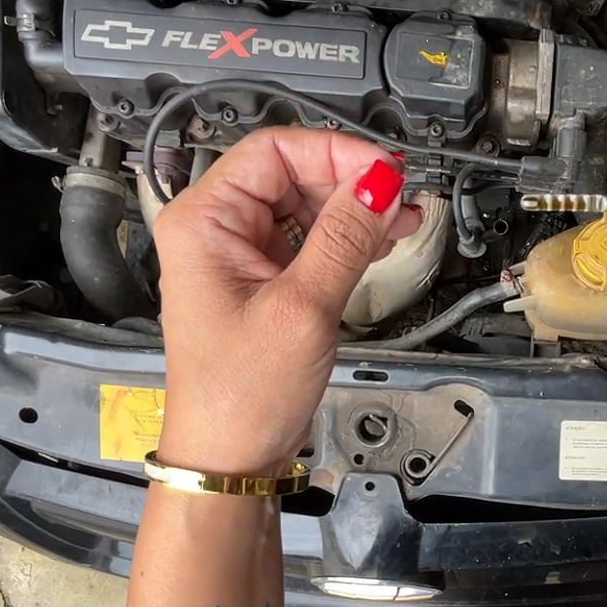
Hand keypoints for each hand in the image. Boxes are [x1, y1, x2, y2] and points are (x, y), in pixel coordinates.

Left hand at [152, 127, 421, 474]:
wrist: (232, 455)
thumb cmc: (241, 394)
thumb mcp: (302, 307)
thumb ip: (344, 238)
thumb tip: (379, 182)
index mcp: (204, 222)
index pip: (274, 151)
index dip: (335, 153)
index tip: (386, 171)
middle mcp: (218, 231)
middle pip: (292, 175)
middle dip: (351, 183)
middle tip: (401, 199)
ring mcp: (243, 258)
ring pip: (307, 208)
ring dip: (356, 211)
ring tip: (402, 220)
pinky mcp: (267, 283)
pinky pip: (311, 242)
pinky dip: (348, 239)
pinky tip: (382, 240)